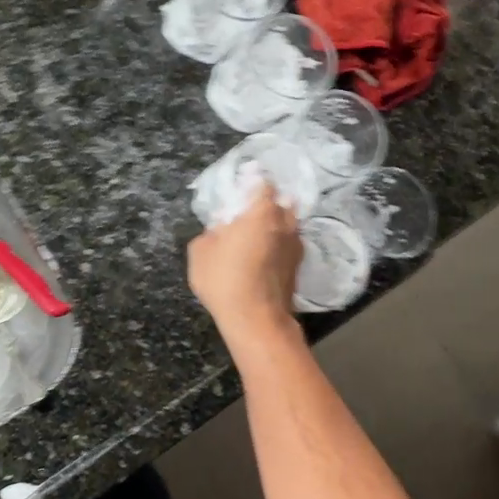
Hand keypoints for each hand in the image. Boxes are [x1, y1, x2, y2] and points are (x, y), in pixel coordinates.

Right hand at [188, 185, 302, 342]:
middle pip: (280, 202)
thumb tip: (220, 229)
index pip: (261, 183)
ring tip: (255, 235)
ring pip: (286, 224)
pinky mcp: (298, 266)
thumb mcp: (200, 251)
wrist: (255, 319)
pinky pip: (287, 244)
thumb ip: (211, 231)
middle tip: (247, 211)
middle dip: (266, 203)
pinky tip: (262, 255)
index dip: (251, 180)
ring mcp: (296, 245)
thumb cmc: (224, 280)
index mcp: (261, 211)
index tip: (242, 181)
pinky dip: (277, 244)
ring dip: (274, 225)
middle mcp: (285, 222)